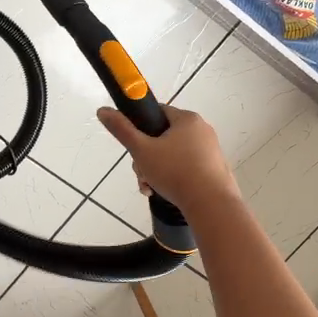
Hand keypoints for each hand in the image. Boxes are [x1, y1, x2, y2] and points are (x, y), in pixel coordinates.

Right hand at [96, 104, 240, 218]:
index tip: (133, 145)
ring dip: (155, 169)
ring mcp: (210, 151)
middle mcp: (202, 130)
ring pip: (172, 155)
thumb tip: (102, 110)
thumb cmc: (175, 171)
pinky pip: (186, 167)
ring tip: (149, 187)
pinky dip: (171, 177)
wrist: (212, 206)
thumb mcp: (141, 150)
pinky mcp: (215, 170)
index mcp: (187, 119)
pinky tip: (161, 192)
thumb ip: (121, 129)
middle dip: (145, 156)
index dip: (139, 126)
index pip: (156, 112)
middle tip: (141, 172)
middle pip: (162, 137)